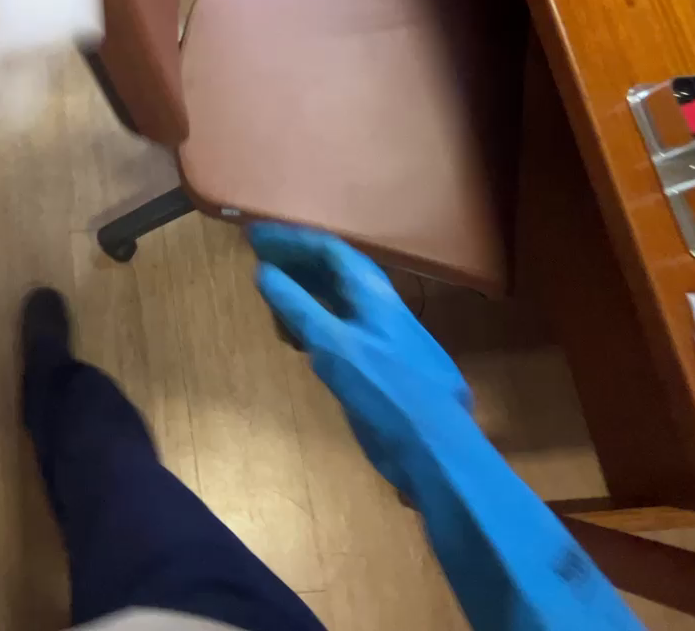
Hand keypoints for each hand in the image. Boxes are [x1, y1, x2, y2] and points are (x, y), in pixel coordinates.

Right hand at [251, 222, 473, 492]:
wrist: (439, 457)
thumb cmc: (386, 396)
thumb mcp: (334, 349)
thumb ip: (298, 308)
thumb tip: (264, 272)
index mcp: (374, 295)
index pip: (329, 249)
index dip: (290, 239)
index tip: (255, 237)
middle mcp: (381, 307)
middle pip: (334, 270)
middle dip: (296, 262)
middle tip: (259, 261)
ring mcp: (384, 336)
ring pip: (338, 299)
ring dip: (304, 292)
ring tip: (273, 301)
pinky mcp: (381, 364)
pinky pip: (341, 326)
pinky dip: (314, 322)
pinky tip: (298, 339)